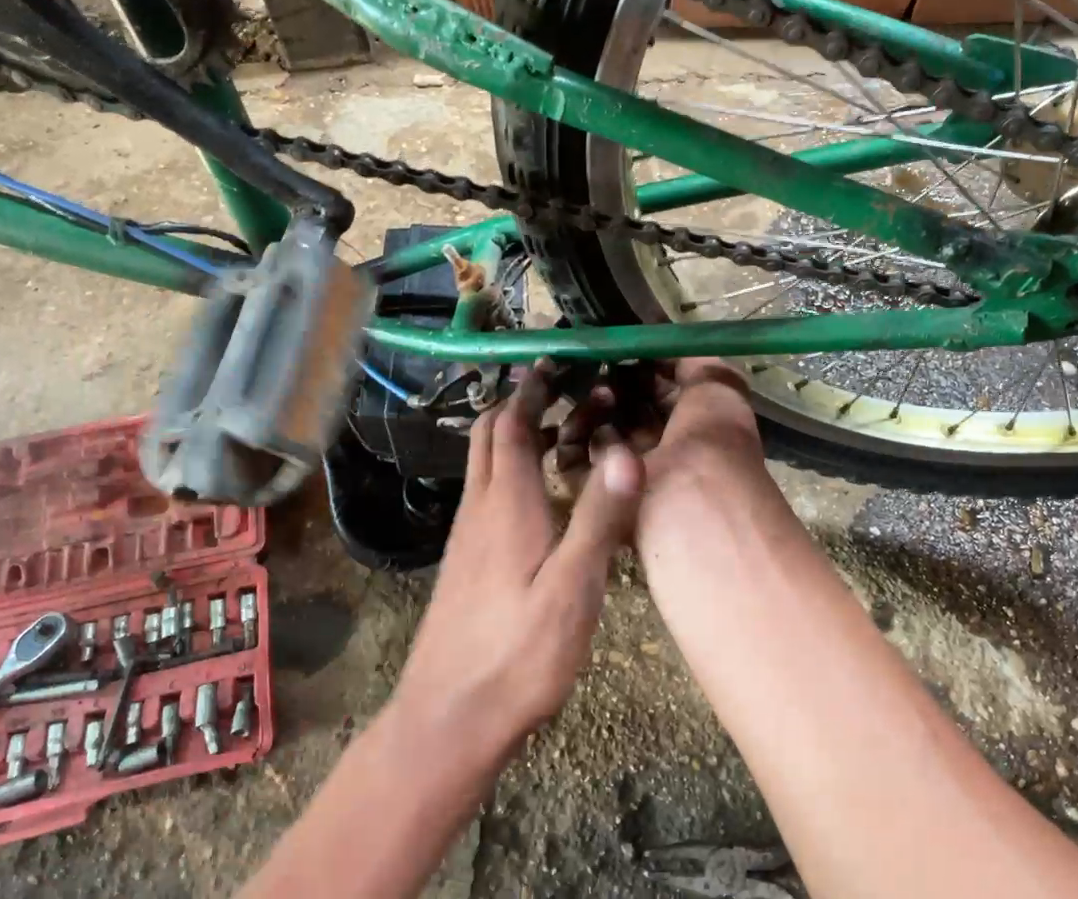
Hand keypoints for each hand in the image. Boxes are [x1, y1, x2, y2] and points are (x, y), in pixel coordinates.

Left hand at [388, 363, 644, 764]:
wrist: (451, 717)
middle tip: (560, 387)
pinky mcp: (466, 563)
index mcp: (506, 505)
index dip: (531, 388)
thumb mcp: (573, 588)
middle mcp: (479, 510)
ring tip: (558, 430)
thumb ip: (599, 517)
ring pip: (484, 465)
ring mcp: (467, 537)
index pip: (513, 426)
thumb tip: (626, 450)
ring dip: (513, 435)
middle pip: (489, 436)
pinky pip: (485, 494)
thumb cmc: (518, 654)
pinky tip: (538, 496)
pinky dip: (509, 471)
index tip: (554, 361)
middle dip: (518, 402)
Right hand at [553, 357, 764, 500]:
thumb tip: (666, 342)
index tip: (624, 345)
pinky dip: (574, 439)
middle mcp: (665, 453)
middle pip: (629, 412)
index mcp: (699, 430)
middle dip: (614, 385)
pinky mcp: (601, 496)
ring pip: (601, 434)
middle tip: (599, 362)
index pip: (664, 393)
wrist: (691, 502)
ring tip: (597, 391)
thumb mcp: (720, 384)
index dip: (645, 367)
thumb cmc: (713, 438)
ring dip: (594, 408)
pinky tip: (580, 417)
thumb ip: (694, 360)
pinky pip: (576, 463)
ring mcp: (631, 476)